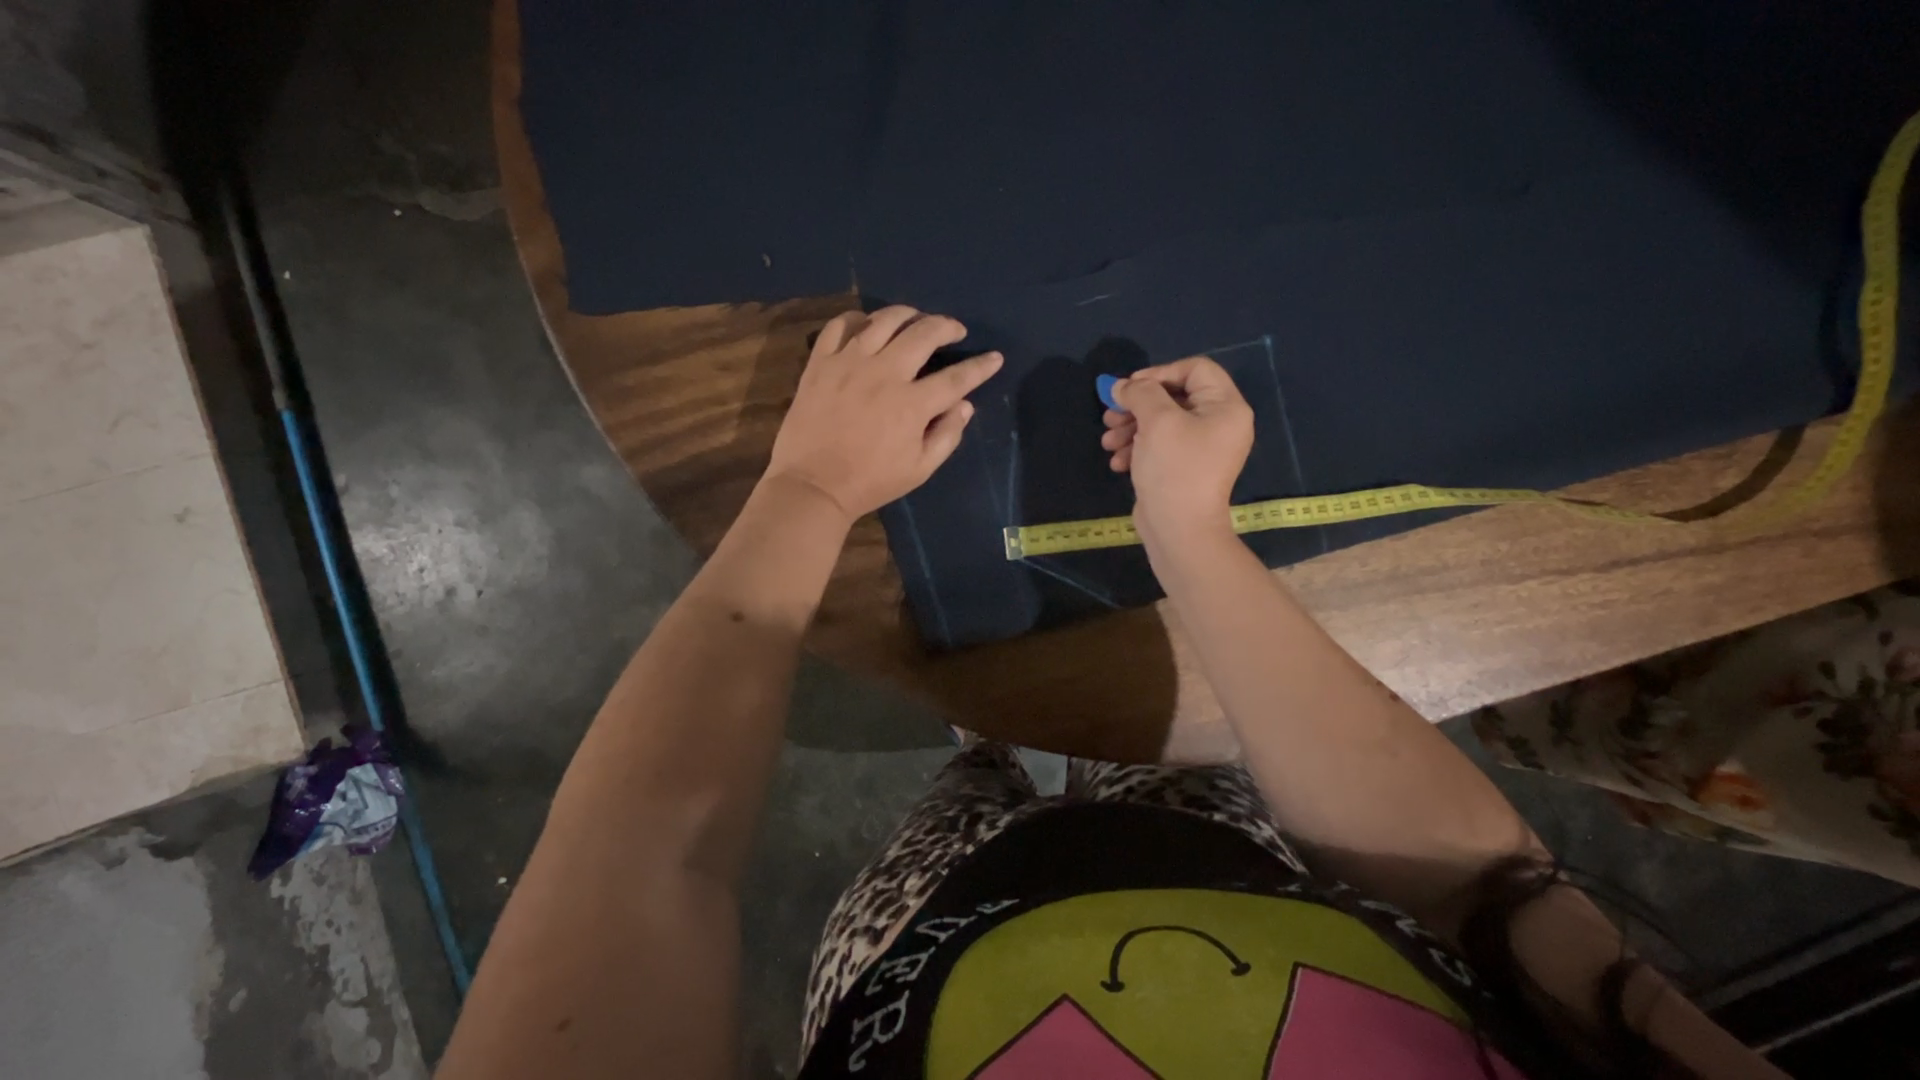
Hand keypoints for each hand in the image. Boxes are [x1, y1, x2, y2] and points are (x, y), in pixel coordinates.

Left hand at [766, 306, 1002, 523]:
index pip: (957, 377)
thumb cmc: (870, 482)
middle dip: (947, 326)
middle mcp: (884, 373)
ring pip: (884, 319)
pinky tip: (867, 327)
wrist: (812, 485)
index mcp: (912, 404)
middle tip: (954, 330)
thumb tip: (964, 405)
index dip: (980, 366)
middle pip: (923, 333)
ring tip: (915, 319)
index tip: (994, 357)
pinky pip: (841, 325)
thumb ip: (947, 435)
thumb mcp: (919, 469)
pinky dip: (859, 319)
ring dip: (907, 314)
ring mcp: (849, 363)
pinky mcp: (821, 362)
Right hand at [1100, 356, 1252, 545]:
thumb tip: (1122, 386)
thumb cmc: (1174, 469)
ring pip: (1162, 422)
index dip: (1159, 372)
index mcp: (1226, 407)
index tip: (1130, 387)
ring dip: (1130, 428)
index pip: (1195, 369)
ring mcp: (1203, 448)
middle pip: (1174, 396)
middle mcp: (1220, 424)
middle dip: (1137, 405)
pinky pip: (1160, 445)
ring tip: (1108, 442)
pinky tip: (1118, 462)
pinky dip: (1138, 449)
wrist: (1179, 529)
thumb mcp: (1156, 421)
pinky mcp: (1185, 467)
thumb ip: (1139, 393)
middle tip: (1110, 414)